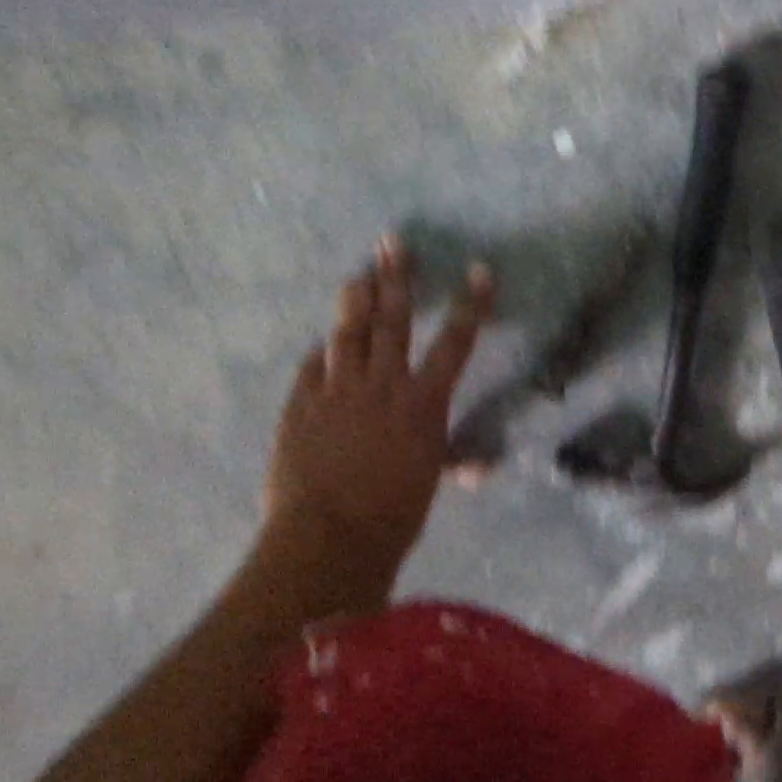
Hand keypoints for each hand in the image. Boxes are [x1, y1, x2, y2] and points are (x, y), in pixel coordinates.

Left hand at [263, 237, 493, 583]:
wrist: (330, 537)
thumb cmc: (398, 510)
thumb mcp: (433, 479)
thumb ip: (453, 461)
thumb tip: (476, 471)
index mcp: (425, 400)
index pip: (456, 340)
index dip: (471, 304)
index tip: (480, 270)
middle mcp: (383, 385)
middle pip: (392, 321)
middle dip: (397, 280)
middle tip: (394, 244)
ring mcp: (337, 394)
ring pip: (348, 335)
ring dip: (355, 302)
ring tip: (359, 273)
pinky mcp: (300, 410)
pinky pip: (312, 371)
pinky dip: (320, 354)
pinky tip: (322, 343)